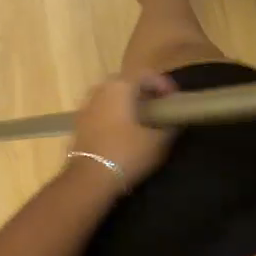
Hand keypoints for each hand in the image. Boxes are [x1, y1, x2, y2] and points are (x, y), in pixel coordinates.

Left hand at [68, 74, 178, 191]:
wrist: (88, 181)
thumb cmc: (126, 154)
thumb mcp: (157, 142)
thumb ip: (170, 127)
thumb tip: (177, 121)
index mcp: (120, 86)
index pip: (146, 74)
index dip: (163, 84)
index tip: (174, 99)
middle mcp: (101, 90)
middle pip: (127, 83)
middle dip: (145, 92)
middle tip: (159, 107)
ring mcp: (87, 106)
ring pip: (112, 97)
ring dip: (128, 103)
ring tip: (143, 119)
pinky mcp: (79, 124)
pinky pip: (102, 111)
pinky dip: (115, 115)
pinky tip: (124, 131)